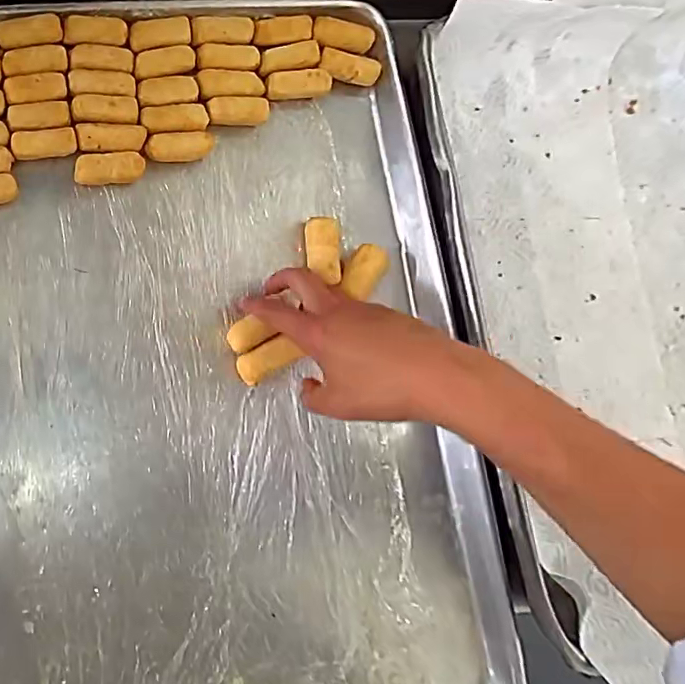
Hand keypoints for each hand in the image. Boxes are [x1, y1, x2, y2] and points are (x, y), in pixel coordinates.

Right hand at [240, 268, 540, 431]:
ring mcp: (364, 309)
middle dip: (280, 278)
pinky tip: (348, 340)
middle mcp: (337, 313)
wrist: (440, 375)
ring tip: (308, 316)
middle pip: (302, 278)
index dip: (256, 305)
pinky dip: (338, 312)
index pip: (277, 312)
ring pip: (329, 290)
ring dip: (311, 295)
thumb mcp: (339, 405)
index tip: (244, 302)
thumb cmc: (384, 391)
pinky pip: (352, 306)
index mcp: (317, 332)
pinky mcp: (386, 314)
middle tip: (270, 288)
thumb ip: (314, 396)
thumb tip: (309, 386)